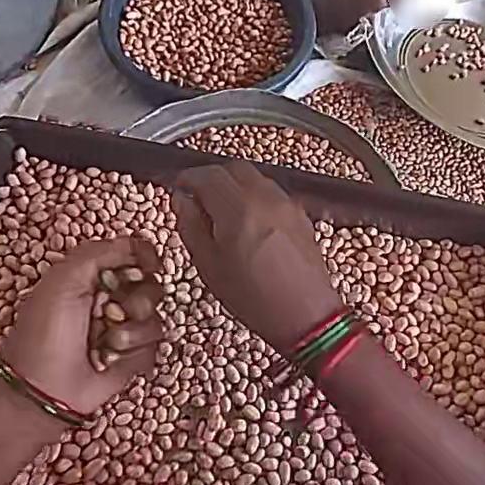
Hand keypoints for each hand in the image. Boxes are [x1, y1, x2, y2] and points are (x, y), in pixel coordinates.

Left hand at [0, 237, 164, 417]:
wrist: (42, 389)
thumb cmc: (45, 332)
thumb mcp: (63, 279)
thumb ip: (100, 252)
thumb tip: (138, 245)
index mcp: (92, 276)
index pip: (133, 256)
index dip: (145, 259)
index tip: (148, 266)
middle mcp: (111, 300)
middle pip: (151, 286)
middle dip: (138, 300)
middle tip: (117, 311)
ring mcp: (123, 329)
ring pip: (155, 318)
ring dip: (133, 330)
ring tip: (109, 342)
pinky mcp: (132, 358)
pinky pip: (154, 347)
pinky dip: (134, 352)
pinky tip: (111, 359)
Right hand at [171, 162, 343, 351]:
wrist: (306, 316)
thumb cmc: (253, 298)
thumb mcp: (208, 265)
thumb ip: (190, 225)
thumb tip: (182, 200)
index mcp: (238, 208)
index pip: (207, 174)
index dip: (188, 178)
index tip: (179, 187)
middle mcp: (265, 198)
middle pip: (233, 168)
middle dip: (212, 177)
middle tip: (198, 198)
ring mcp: (287, 204)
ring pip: (255, 178)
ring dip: (235, 186)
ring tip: (222, 213)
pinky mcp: (301, 215)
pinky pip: (272, 193)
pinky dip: (254, 197)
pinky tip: (247, 223)